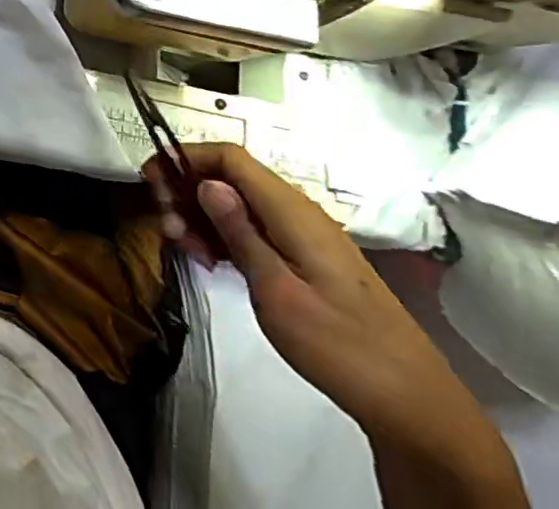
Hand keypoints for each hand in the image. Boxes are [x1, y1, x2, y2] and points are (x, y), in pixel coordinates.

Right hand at [145, 143, 524, 504]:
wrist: (409, 400)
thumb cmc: (338, 344)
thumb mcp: (276, 289)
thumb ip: (240, 232)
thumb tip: (208, 182)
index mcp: (290, 210)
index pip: (229, 157)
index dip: (184, 157)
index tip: (149, 180)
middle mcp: (295, 211)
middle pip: (229, 178)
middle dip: (187, 191)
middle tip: (165, 228)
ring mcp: (301, 234)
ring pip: (237, 204)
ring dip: (201, 217)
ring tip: (184, 250)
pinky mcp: (303, 256)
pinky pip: (253, 228)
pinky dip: (224, 236)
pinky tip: (211, 261)